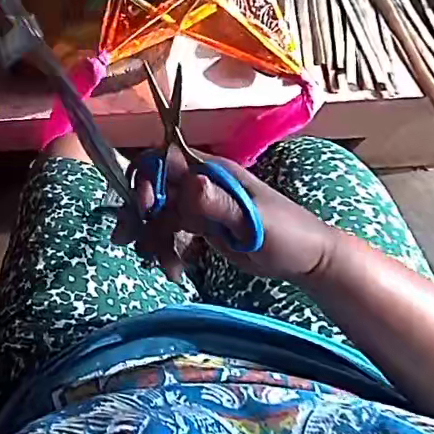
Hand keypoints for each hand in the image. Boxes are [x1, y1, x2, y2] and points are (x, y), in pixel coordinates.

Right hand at [122, 147, 348, 284]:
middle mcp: (202, 183)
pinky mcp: (201, 226)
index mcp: (214, 172)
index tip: (145, 208)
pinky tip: (173, 272)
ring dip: (151, 237)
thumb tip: (190, 183)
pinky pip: (171, 232)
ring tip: (162, 267)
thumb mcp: (253, 221)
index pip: (168, 161)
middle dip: (137, 212)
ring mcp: (201, 205)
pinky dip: (165, 250)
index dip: (149, 179)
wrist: (307, 259)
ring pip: (158, 213)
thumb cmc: (287, 233)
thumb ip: (220, 204)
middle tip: (126, 241)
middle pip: (155, 187)